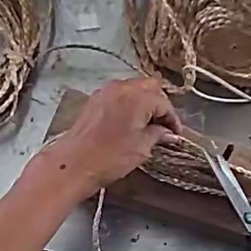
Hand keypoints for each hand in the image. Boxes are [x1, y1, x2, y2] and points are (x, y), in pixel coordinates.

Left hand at [29, 77, 178, 198]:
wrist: (75, 163)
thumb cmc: (110, 157)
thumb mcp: (141, 148)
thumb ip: (158, 135)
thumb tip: (168, 133)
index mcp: (138, 97)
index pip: (164, 102)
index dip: (172, 119)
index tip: (175, 134)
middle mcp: (122, 87)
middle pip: (150, 87)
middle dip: (160, 105)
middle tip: (164, 126)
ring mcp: (106, 91)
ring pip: (134, 88)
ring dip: (144, 103)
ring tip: (148, 125)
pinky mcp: (95, 99)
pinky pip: (119, 95)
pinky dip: (129, 104)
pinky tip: (130, 122)